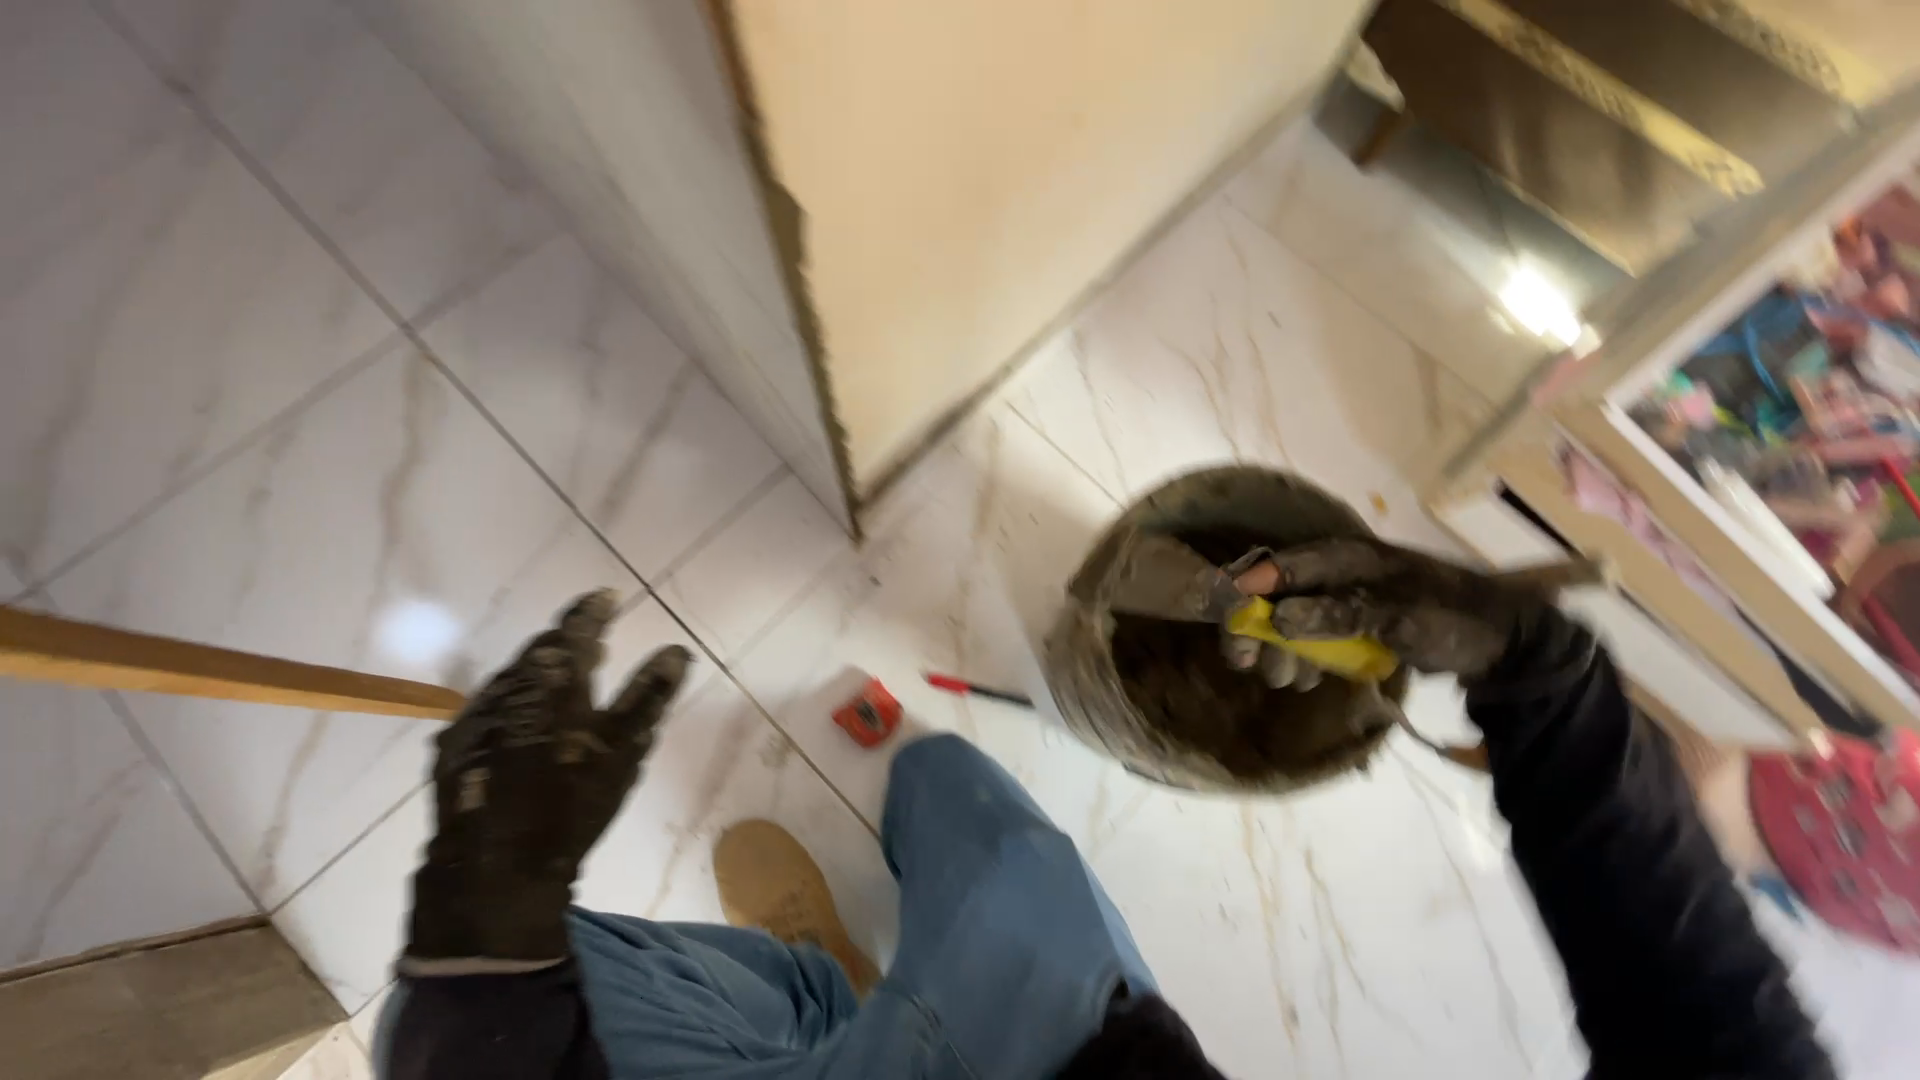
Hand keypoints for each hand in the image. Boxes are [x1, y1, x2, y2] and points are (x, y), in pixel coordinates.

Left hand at [401, 589, 691, 974]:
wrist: (488, 875)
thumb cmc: (567, 808)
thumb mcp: (621, 753)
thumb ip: (648, 698)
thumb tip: (675, 651)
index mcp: (550, 686)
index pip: (574, 631)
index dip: (592, 611)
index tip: (606, 596)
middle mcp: (505, 692)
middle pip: (538, 653)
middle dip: (568, 643)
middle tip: (594, 643)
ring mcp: (471, 722)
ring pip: (511, 681)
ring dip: (539, 674)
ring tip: (562, 681)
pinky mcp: (449, 752)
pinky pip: (488, 710)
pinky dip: (514, 704)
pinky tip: (522, 724)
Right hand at [1233, 539, 1595, 679]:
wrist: (1508, 644)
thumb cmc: (1453, 620)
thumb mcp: (1399, 617)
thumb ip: (1338, 614)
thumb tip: (1279, 618)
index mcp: (1344, 557)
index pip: (1279, 565)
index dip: (1246, 589)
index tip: (1229, 622)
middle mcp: (1333, 573)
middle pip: (1271, 595)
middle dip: (1256, 630)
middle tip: (1251, 664)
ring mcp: (1339, 599)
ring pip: (1285, 621)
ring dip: (1279, 651)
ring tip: (1293, 680)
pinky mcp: (1348, 624)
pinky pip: (1307, 638)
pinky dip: (1300, 658)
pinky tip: (1307, 678)